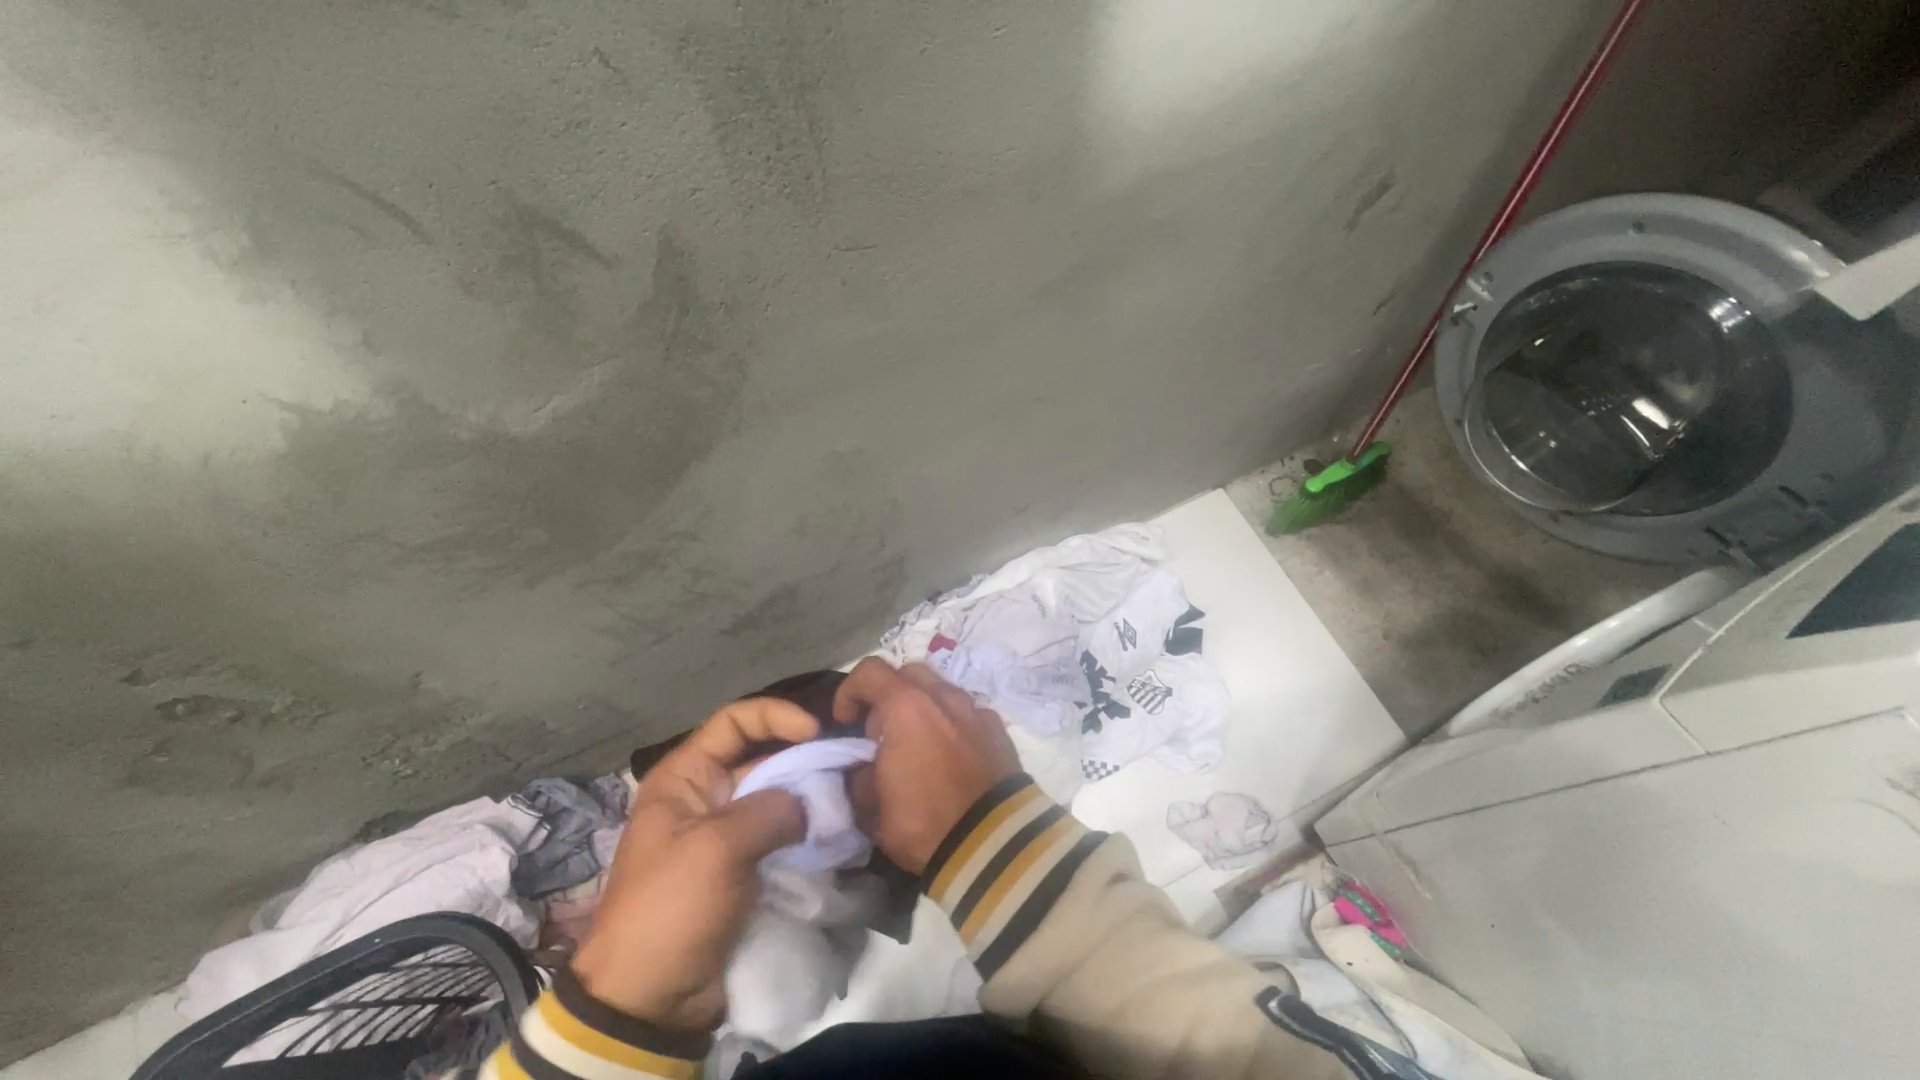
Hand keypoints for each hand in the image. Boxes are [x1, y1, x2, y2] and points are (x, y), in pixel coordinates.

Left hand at [571, 697, 818, 1030]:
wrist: (650, 996)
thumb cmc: (673, 906)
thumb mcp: (718, 847)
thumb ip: (772, 809)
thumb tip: (808, 805)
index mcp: (683, 778)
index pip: (734, 721)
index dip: (776, 715)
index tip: (816, 732)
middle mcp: (704, 796)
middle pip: (759, 756)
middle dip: (801, 758)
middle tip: (845, 768)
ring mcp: (723, 834)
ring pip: (774, 797)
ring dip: (807, 796)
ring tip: (845, 800)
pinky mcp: (740, 867)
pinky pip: (777, 834)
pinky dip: (804, 830)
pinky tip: (833, 832)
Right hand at [836, 658, 1021, 874]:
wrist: (993, 845)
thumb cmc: (924, 822)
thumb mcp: (872, 809)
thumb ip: (861, 777)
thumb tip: (865, 770)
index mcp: (907, 707)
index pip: (869, 671)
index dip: (849, 692)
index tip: (845, 724)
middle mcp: (944, 698)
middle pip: (909, 674)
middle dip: (889, 696)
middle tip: (881, 734)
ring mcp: (977, 712)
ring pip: (942, 693)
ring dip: (923, 710)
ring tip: (918, 747)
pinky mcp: (1000, 733)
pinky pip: (969, 716)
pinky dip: (953, 726)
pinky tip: (951, 758)